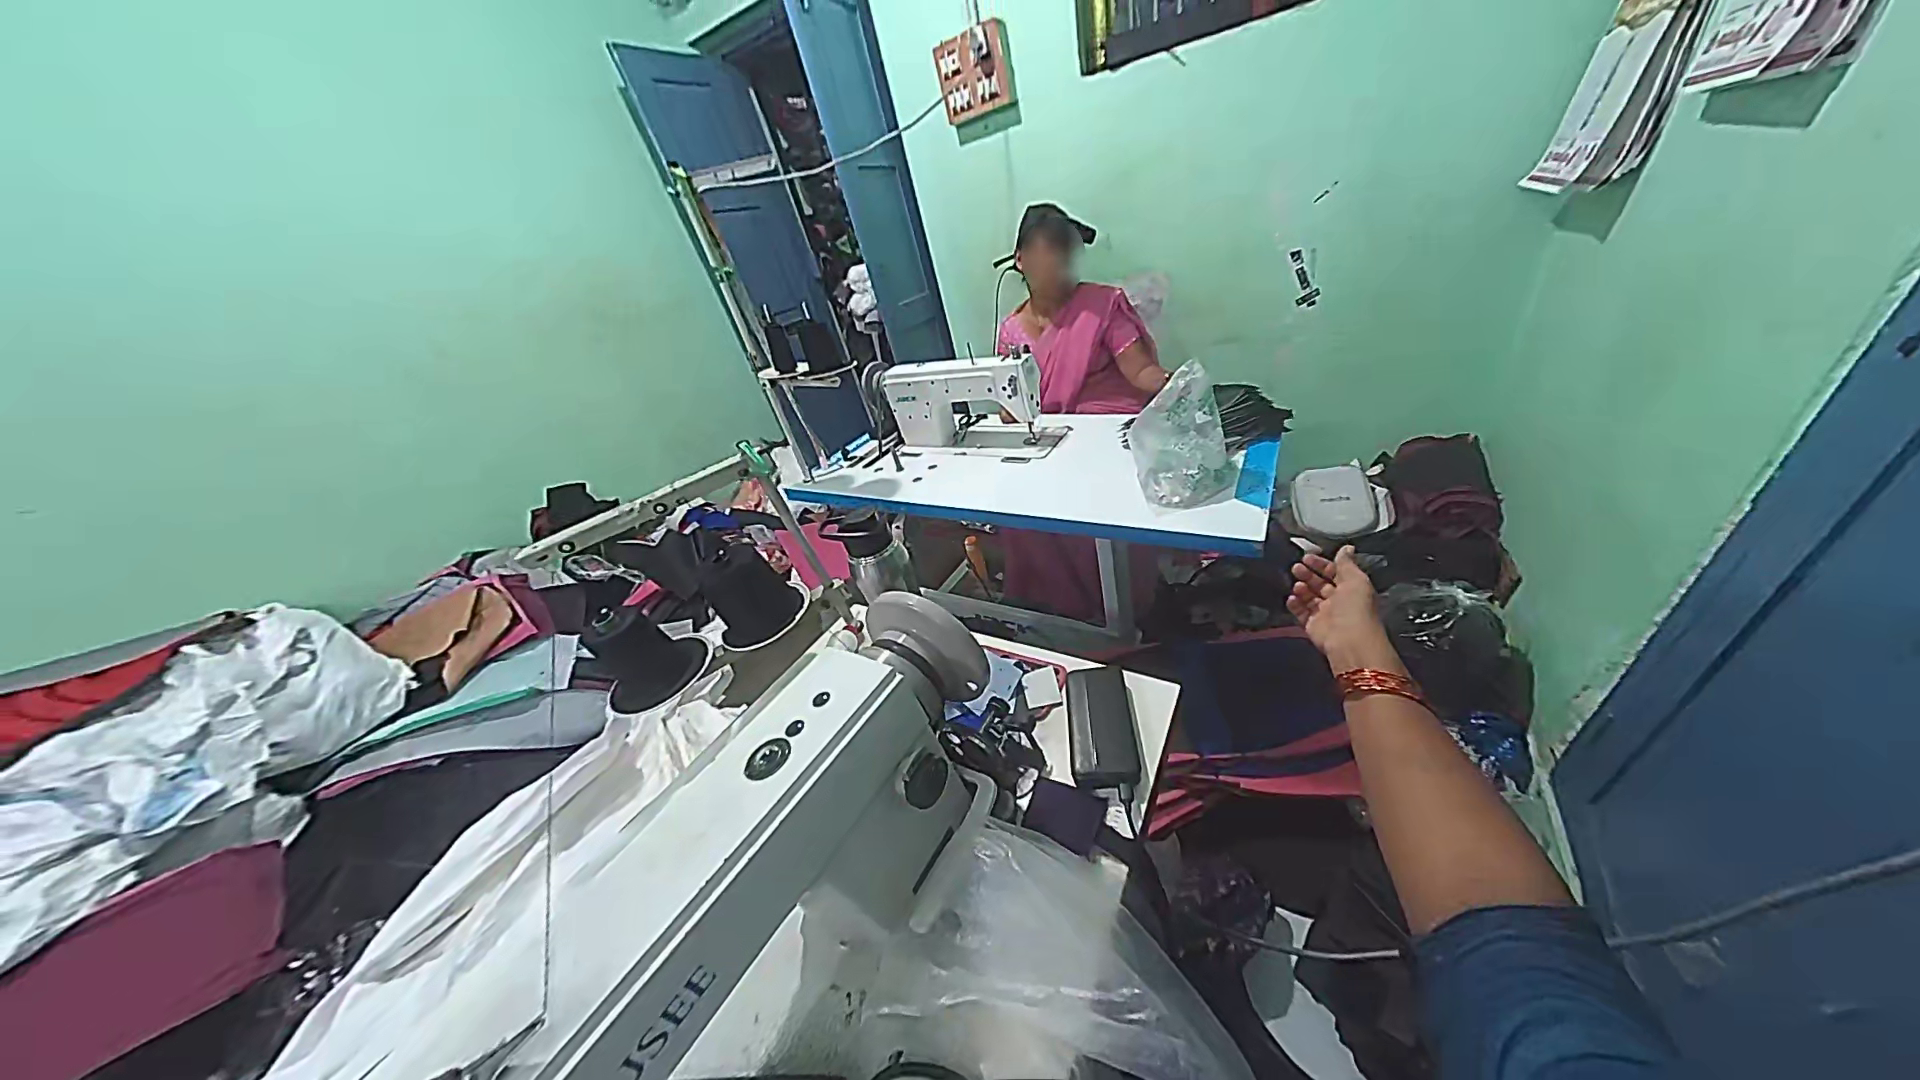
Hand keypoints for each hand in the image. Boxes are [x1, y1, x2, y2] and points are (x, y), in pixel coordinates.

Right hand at [1287, 547, 1400, 673]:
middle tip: (1297, 567)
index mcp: (1352, 588)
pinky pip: (1301, 612)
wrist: (1348, 639)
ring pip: (1309, 597)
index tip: (1307, 557)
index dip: (1321, 564)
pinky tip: (1292, 598)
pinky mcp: (1312, 625)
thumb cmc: (1355, 608)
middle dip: (1308, 574)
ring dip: (1301, 588)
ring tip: (1296, 584)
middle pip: (1319, 584)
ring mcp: (1325, 613)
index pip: (1334, 572)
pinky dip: (1295, 605)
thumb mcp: (1355, 579)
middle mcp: (1339, 601)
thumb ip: (1347, 563)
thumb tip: (1347, 548)